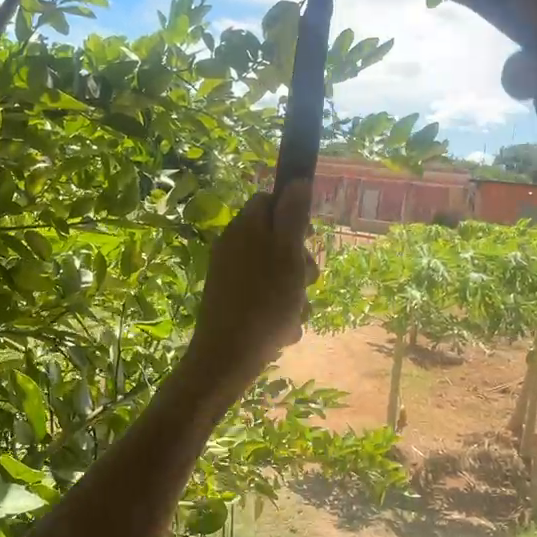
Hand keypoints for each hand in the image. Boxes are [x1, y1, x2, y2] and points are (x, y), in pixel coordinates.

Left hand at [188, 181, 316, 381]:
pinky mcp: (231, 302)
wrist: (228, 356)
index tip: (308, 238)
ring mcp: (231, 275)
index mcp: (245, 228)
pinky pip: (264, 298)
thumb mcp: (288, 254)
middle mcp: (234, 246)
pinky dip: (278, 313)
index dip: (292, 215)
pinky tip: (282, 331)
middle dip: (299, 263)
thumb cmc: (265, 302)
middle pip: (277, 240)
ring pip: (276, 274)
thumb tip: (298, 179)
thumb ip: (293, 216)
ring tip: (294, 314)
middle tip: (305, 283)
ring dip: (293, 294)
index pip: (268, 201)